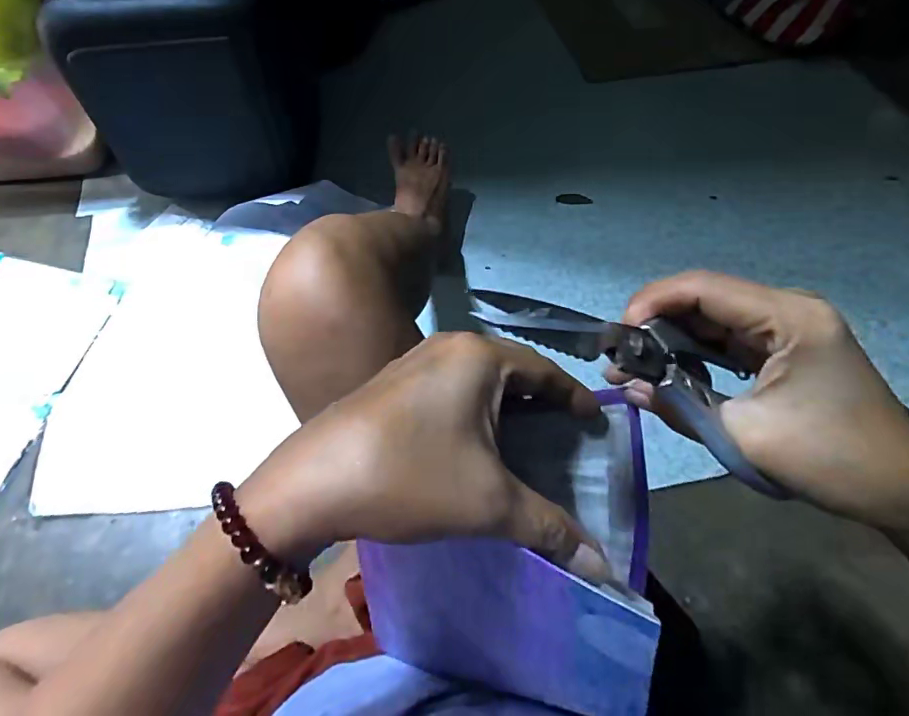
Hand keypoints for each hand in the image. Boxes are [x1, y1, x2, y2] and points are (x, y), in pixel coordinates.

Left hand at [239, 332, 612, 581]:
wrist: (311, 481)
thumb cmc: (410, 476)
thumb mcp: (487, 503)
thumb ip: (546, 525)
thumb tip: (597, 563)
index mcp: (480, 357)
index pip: (544, 371)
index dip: (573, 396)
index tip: (594, 421)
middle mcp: (451, 345)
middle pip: (513, 370)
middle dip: (542, 400)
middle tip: (563, 433)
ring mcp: (416, 358)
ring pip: (479, 377)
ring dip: (505, 404)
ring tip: (524, 438)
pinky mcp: (393, 379)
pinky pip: (451, 385)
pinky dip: (474, 407)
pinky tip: (472, 441)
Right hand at [606, 270, 908, 534]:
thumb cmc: (835, 461)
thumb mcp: (748, 436)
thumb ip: (680, 406)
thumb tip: (628, 387)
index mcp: (789, 315)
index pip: (704, 288)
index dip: (653, 302)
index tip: (618, 335)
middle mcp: (791, 307)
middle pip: (709, 299)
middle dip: (660, 323)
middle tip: (621, 355)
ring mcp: (793, 327)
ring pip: (719, 320)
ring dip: (678, 340)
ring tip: (637, 365)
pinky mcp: (792, 349)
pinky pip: (736, 341)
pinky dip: (703, 354)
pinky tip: (673, 370)